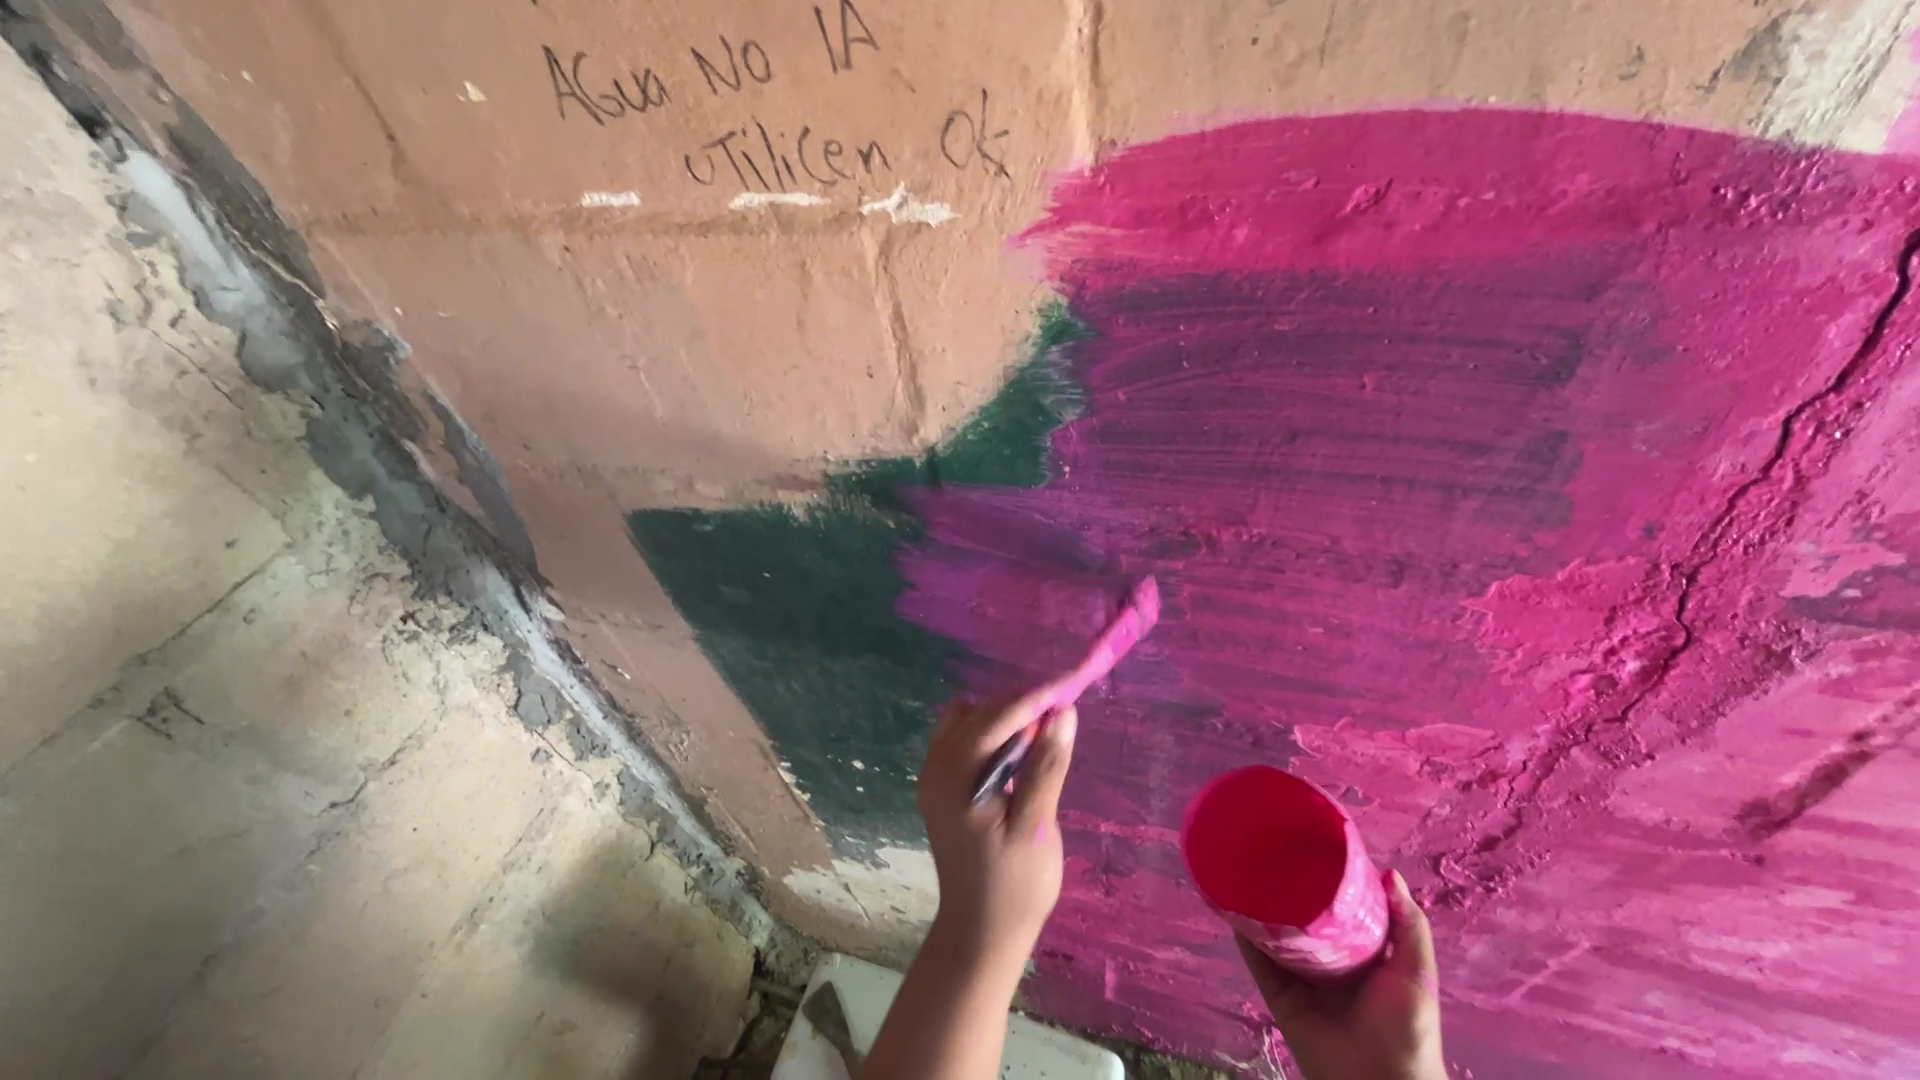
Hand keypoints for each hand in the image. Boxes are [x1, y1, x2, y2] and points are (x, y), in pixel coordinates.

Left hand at [917, 688, 1077, 962]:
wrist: (982, 932)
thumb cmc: (1014, 887)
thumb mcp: (1036, 828)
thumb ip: (1046, 767)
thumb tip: (1062, 713)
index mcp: (953, 779)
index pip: (995, 719)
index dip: (1034, 698)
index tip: (1070, 683)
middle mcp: (935, 769)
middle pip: (980, 714)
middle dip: (1022, 705)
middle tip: (1065, 710)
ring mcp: (935, 776)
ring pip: (970, 721)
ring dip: (1007, 717)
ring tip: (1045, 731)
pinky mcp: (943, 786)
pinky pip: (965, 739)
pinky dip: (992, 732)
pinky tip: (1020, 749)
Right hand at [1238, 871, 1446, 1079]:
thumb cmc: (1408, 1029)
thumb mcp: (1416, 972)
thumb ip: (1408, 926)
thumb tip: (1389, 873)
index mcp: (1362, 954)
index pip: (1341, 910)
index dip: (1330, 881)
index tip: (1314, 846)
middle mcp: (1328, 961)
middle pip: (1303, 918)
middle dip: (1289, 890)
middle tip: (1272, 852)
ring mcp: (1300, 977)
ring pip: (1275, 934)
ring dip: (1261, 907)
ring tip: (1244, 871)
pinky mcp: (1277, 994)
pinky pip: (1257, 960)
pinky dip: (1245, 935)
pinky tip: (1233, 908)